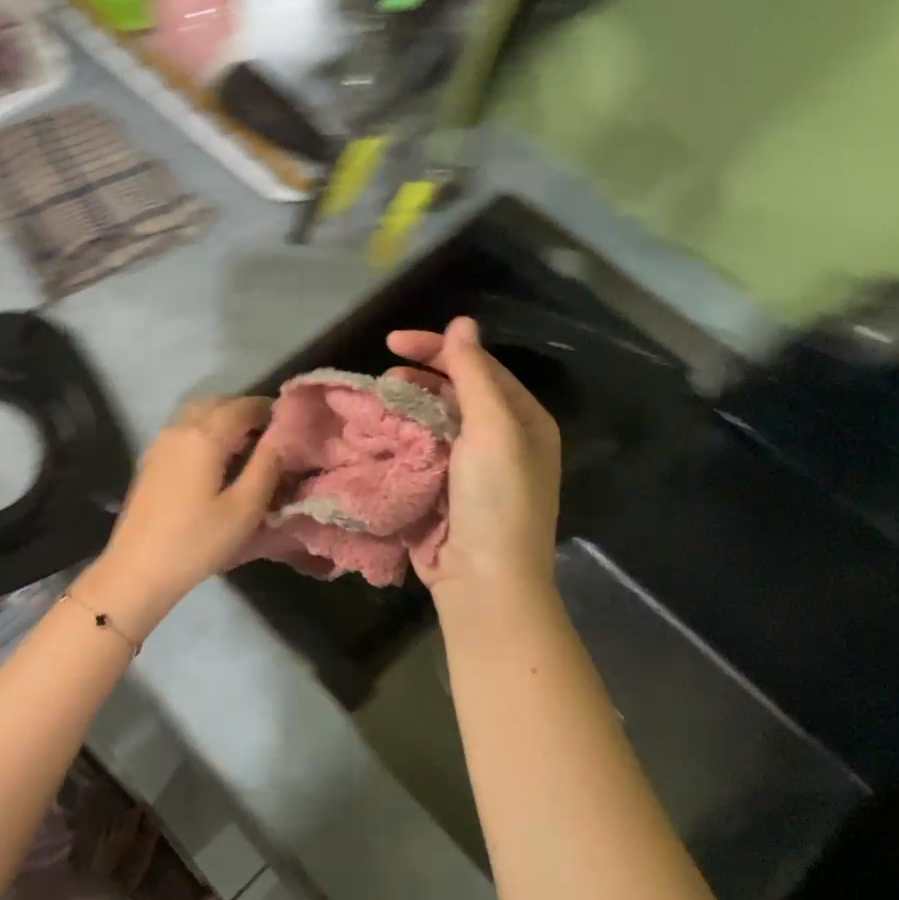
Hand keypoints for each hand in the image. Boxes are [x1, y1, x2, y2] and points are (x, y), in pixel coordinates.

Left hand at [77, 397, 281, 637]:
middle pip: (216, 403)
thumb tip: (282, 437)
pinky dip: (203, 431)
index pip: (241, 407)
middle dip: (244, 410)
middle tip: (269, 433)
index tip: (290, 421)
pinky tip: (216, 460)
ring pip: (196, 414)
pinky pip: (182, 430)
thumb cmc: (197, 541)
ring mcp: (159, 443)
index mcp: (203, 436)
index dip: (268, 409)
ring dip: (222, 419)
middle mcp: (178, 429)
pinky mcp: (150, 460)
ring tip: (246, 447)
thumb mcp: (244, 508)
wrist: (139, 567)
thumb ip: (266, 467)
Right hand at [386, 317, 561, 596]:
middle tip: (382, 377)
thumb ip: (473, 375)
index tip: (390, 342)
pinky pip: (418, 450)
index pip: (479, 366)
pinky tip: (376, 434)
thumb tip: (462, 323)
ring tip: (375, 404)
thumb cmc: (495, 498)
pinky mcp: (442, 489)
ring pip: (432, 420)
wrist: (483, 577)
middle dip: (418, 377)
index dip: (437, 348)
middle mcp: (500, 439)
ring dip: (404, 407)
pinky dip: (397, 437)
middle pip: (455, 391)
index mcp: (523, 420)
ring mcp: (470, 467)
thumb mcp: (491, 429)